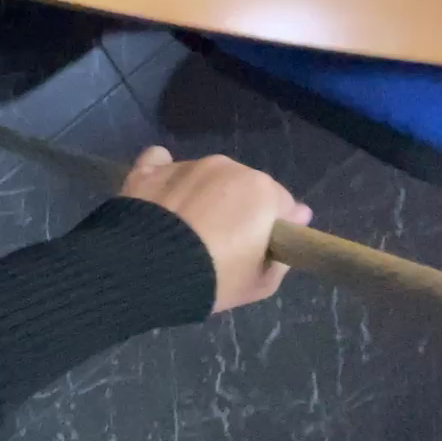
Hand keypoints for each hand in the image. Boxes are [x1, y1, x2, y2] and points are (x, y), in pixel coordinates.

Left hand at [120, 146, 312, 312]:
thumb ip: (285, 247)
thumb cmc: (215, 277)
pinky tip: (158, 192)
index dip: (268, 227)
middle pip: (238, 186)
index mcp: (261, 188)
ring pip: (199, 176)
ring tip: (181, 226)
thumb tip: (296, 216)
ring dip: (197, 193)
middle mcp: (223, 167)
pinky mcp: (145, 170)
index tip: (253, 247)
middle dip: (232, 208)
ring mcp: (182, 166)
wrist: (148, 270)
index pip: (278, 204)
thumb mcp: (263, 280)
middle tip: (214, 240)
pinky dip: (161, 173)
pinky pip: (158, 161)